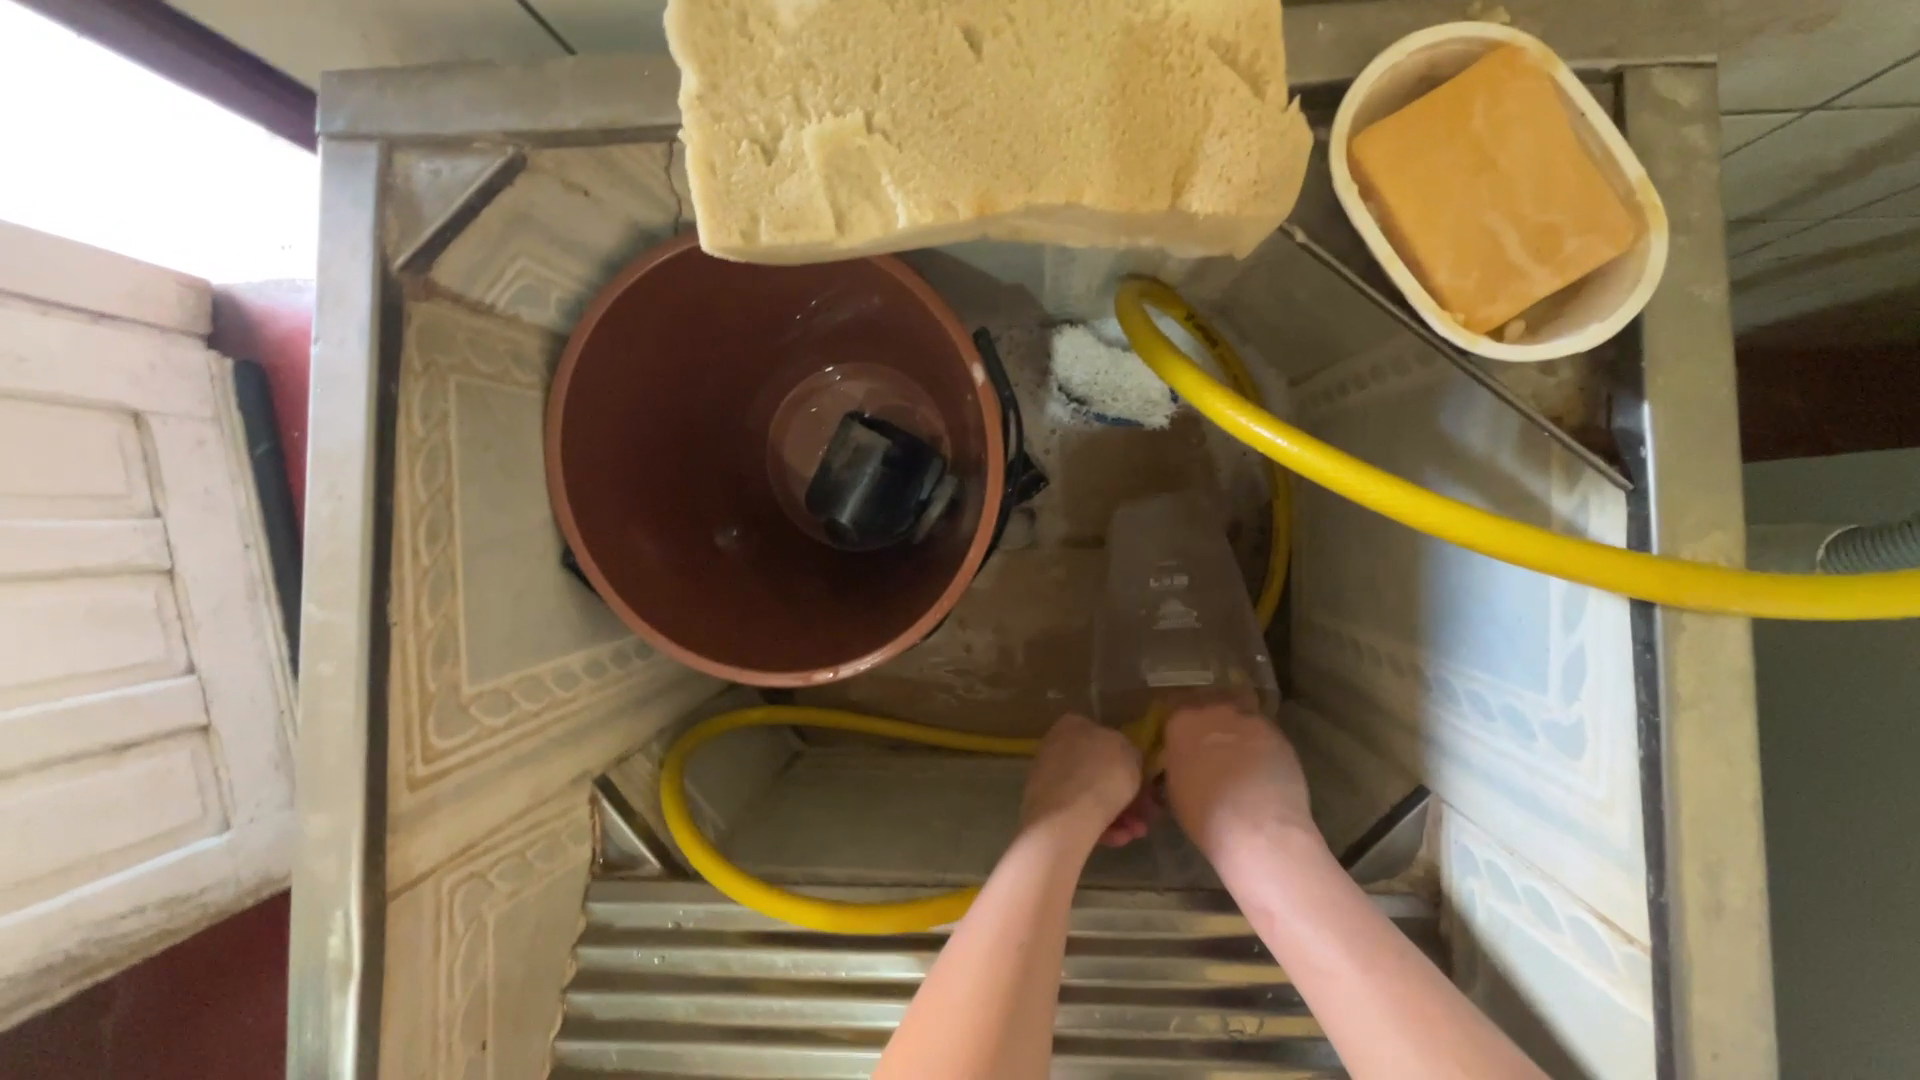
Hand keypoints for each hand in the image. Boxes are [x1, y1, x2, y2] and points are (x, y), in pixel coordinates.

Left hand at [1020, 714, 1149, 846]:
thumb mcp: (1132, 755)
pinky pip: (1078, 814)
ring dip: (1119, 815)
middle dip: (1127, 796)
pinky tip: (1118, 839)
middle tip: (1146, 815)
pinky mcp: (1044, 809)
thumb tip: (1127, 760)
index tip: (1145, 784)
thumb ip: (1131, 754)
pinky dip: (1100, 826)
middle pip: (1099, 772)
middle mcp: (1056, 747)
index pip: (1104, 737)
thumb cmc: (1103, 775)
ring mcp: (1047, 779)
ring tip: (1136, 833)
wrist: (1065, 815)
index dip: (1128, 761)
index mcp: (1073, 725)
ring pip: (1092, 796)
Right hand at [1161, 702, 1313, 857]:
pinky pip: (1266, 736)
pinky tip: (1266, 772)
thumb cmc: (1204, 813)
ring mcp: (1249, 720)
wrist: (1255, 825)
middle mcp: (1214, 712)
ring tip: (1245, 764)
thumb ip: (1181, 763)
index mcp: (1182, 723)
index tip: (1189, 751)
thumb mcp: (1175, 787)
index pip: (1180, 719)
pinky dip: (1264, 749)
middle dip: (1214, 731)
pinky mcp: (1279, 734)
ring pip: (1242, 723)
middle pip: (1213, 713)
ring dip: (1241, 737)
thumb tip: (1189, 762)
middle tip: (1217, 756)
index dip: (1186, 736)